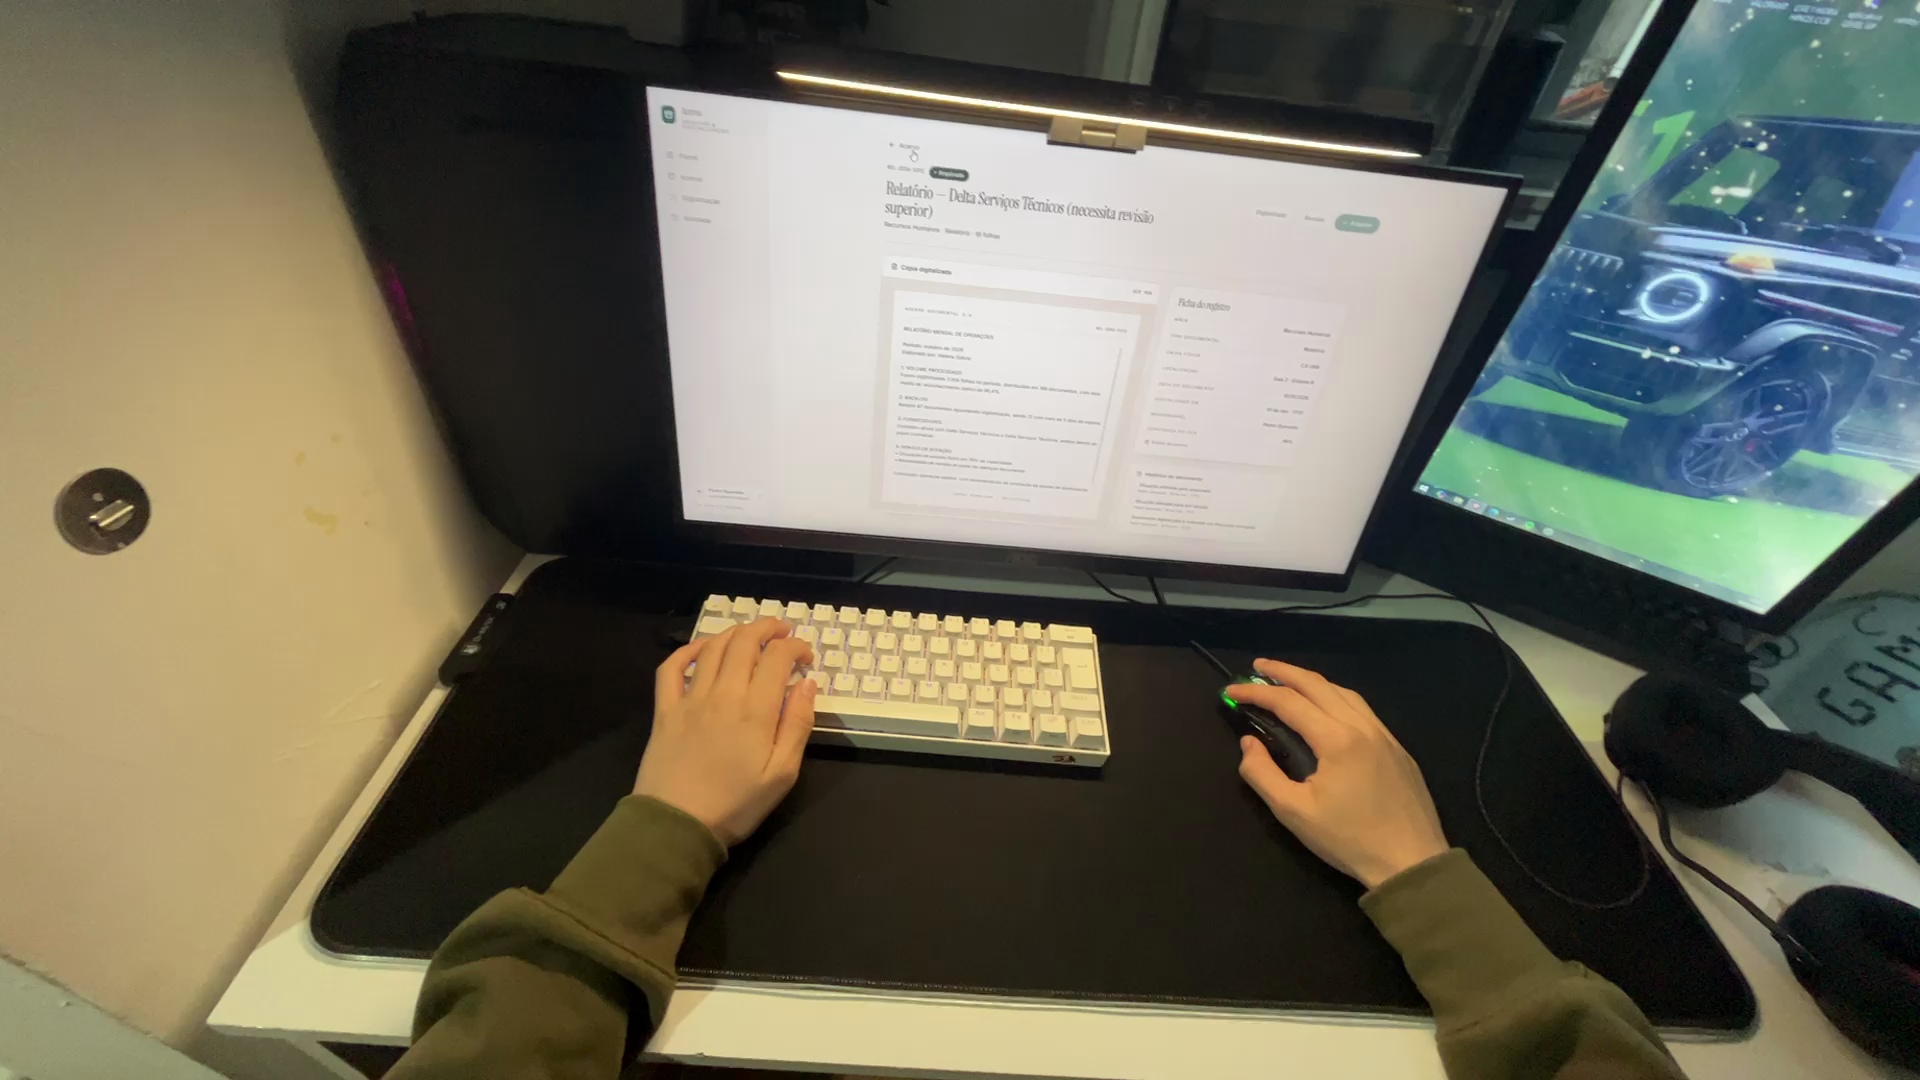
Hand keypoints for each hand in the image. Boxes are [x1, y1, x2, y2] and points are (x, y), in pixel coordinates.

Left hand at [635, 618, 816, 845]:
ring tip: (752, 635)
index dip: (797, 647)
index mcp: (756, 709)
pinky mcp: (665, 709)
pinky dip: (689, 649)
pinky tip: (704, 649)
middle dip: (768, 628)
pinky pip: (673, 666)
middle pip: (745, 640)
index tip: (807, 658)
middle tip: (783, 633)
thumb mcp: (783, 773)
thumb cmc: (736, 804)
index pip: (778, 656)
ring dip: (736, 632)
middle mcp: (724, 693)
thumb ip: (799, 724)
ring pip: (713, 646)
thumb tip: (808, 684)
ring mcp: (690, 698)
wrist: (676, 828)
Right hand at [1230, 659, 1447, 888]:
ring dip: (1310, 681)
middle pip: (1317, 685)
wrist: (1414, 865)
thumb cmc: (1349, 839)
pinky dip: (1334, 696)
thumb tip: (1249, 742)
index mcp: (1337, 740)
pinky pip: (1361, 708)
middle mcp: (1362, 727)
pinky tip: (1325, 705)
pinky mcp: (1397, 749)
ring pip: (1342, 693)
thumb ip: (1261, 773)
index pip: (1288, 703)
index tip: (1230, 692)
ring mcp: (1384, 736)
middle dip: (1283, 672)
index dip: (1255, 693)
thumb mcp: (1293, 812)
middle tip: (1256, 667)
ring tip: (1286, 680)